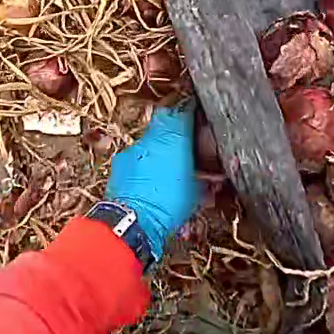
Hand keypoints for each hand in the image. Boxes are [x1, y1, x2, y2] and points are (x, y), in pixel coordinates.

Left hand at [104, 103, 196, 256]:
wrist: (132, 221)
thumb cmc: (168, 204)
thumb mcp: (196, 192)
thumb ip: (205, 178)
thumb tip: (213, 177)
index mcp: (175, 137)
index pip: (185, 112)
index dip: (192, 113)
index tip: (197, 117)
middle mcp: (152, 137)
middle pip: (165, 122)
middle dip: (174, 132)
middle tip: (184, 145)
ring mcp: (134, 149)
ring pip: (150, 140)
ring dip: (158, 149)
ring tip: (167, 168)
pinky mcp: (120, 163)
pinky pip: (137, 156)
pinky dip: (144, 163)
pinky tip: (150, 181)